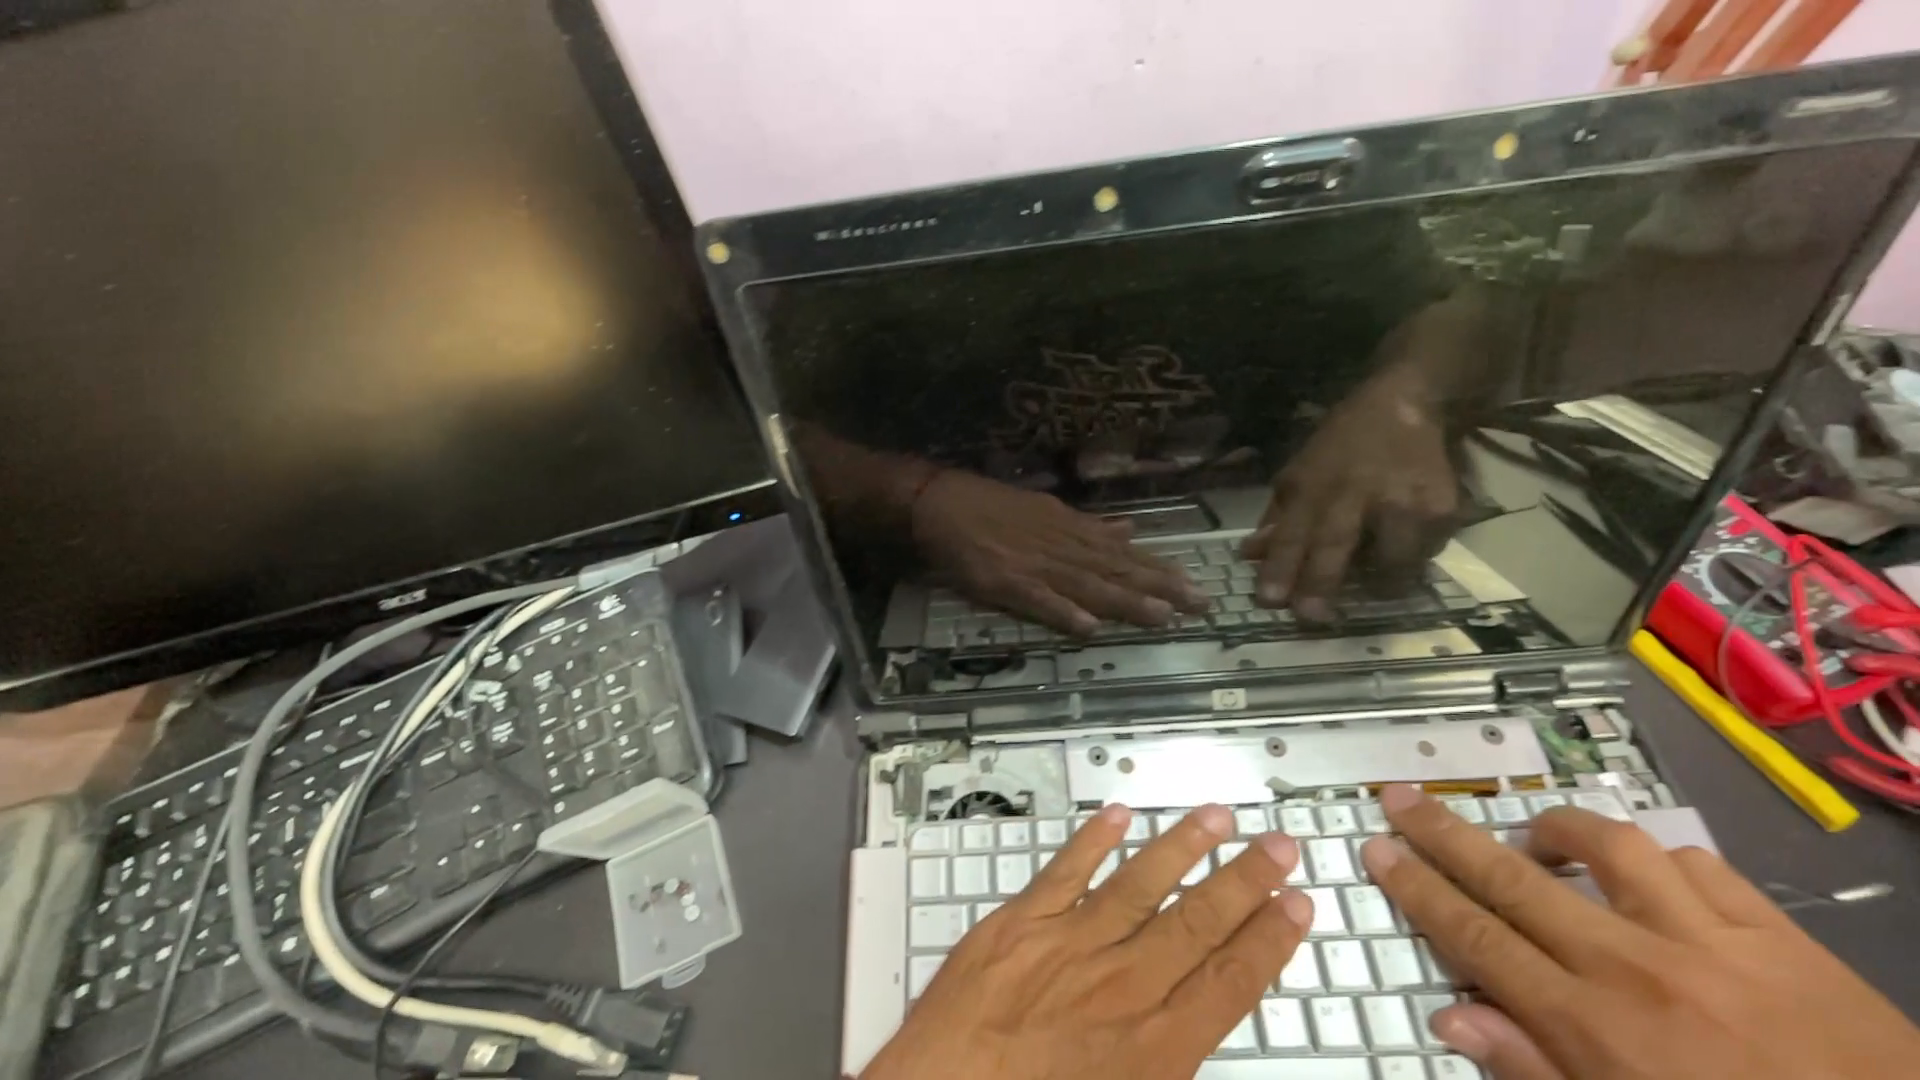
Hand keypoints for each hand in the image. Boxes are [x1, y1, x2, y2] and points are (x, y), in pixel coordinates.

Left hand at [862, 804, 1311, 1079]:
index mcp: (1152, 1046)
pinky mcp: (1019, 924)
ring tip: (1216, 817)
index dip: (1270, 939)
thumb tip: (1196, 1033)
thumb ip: (1168, 1064)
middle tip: (1278, 845)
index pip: (1231, 980)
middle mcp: (1119, 986)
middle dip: (1244, 880)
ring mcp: (1068, 946)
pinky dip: (1091, 842)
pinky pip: (1064, 873)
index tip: (1296, 905)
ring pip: (1140, 885)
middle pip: (1198, 921)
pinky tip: (1115, 816)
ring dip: (1181, 848)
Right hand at [911, 468, 1207, 633]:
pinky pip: (1039, 601)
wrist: (942, 502)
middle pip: (1116, 570)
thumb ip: (1088, 526)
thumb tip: (1127, 531)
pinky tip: (1089, 628)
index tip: (1194, 584)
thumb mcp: (1047, 509)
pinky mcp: (1006, 581)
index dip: (1160, 570)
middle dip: (1159, 588)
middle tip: (1200, 604)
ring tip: (1163, 617)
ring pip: (1088, 585)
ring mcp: (1035, 564)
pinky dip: (1063, 613)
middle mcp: (1062, 546)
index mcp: (1072, 530)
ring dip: (1125, 602)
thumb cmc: (992, 506)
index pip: (1124, 553)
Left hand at [1241, 378, 1456, 621]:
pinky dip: (1412, 559)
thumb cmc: (1341, 446)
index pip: (1292, 533)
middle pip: (1336, 544)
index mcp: (1314, 484)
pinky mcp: (1443, 508)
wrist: (1406, 406)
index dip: (1280, 568)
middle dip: (1322, 583)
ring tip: (1376, 586)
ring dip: (1381, 581)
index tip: (1269, 600)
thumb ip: (1277, 517)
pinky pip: (1425, 553)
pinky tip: (1405, 544)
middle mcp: (1357, 491)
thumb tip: (1250, 556)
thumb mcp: (1299, 472)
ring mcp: (1403, 500)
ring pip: (1393, 560)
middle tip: (1312, 616)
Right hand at [1364, 783, 1919, 1079]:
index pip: (1476, 938)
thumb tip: (1452, 1019)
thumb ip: (1536, 1071)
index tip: (1379, 850)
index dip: (1417, 889)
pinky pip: (1704, 868)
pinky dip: (1663, 862)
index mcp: (1596, 1028)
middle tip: (1402, 797)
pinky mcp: (1782, 937)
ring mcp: (1715, 943)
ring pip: (1612, 847)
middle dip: (1445, 833)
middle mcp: (1639, 968)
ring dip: (1559, 831)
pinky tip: (1651, 878)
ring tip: (1537, 839)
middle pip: (1515, 878)